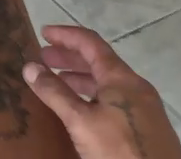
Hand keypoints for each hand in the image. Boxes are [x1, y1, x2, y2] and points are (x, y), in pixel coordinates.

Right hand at [21, 26, 180, 158]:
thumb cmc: (120, 151)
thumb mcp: (81, 121)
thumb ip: (55, 92)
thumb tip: (29, 67)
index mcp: (123, 78)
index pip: (90, 42)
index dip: (65, 35)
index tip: (43, 34)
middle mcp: (137, 88)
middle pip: (100, 61)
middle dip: (70, 58)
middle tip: (44, 60)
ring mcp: (147, 111)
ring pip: (109, 84)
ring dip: (81, 79)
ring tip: (58, 85)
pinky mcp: (150, 132)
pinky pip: (117, 102)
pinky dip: (95, 98)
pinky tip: (83, 113)